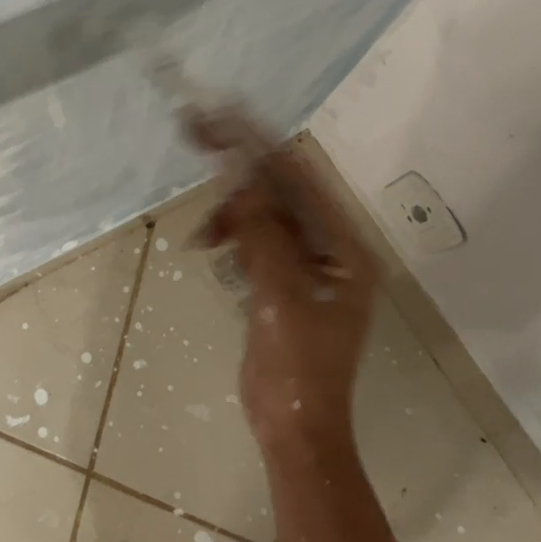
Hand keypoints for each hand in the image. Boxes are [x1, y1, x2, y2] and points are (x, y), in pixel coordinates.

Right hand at [188, 110, 379, 442]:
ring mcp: (306, 263)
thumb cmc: (296, 366)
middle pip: (281, 189)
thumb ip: (260, 229)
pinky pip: (254, 237)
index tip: (223, 113)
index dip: (262, 143)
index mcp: (346, 248)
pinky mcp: (281, 278)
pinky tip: (207, 243)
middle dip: (239, 166)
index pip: (302, 179)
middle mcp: (331, 246)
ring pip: (262, 212)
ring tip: (204, 233)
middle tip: (194, 131)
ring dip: (230, 211)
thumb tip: (238, 170)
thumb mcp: (278, 294)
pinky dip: (230, 234)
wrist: (293, 428)